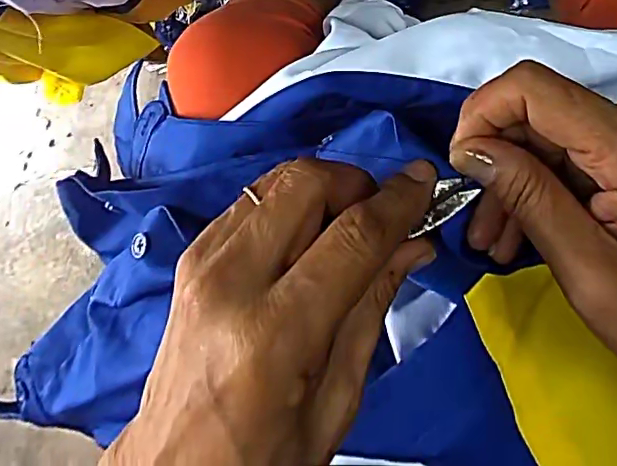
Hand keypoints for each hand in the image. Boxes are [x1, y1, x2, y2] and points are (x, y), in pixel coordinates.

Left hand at [101, 158, 436, 465]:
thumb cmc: (260, 459)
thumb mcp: (337, 400)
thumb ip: (375, 304)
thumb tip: (416, 242)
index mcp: (273, 336)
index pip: (353, 236)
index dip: (399, 200)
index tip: (426, 181)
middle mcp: (231, 285)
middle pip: (310, 184)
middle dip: (357, 185)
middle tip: (377, 217)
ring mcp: (203, 265)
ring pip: (281, 178)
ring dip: (326, 189)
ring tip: (343, 228)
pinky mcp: (191, 258)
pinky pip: (255, 197)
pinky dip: (293, 202)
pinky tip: (305, 237)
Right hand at [448, 62, 616, 465]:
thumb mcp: (592, 275)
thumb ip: (532, 200)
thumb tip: (472, 148)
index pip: (535, 85)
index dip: (484, 112)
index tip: (459, 169)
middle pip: (540, 109)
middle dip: (495, 158)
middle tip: (474, 227)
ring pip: (550, 135)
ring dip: (514, 181)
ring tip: (493, 246)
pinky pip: (573, 155)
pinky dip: (542, 188)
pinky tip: (523, 236)